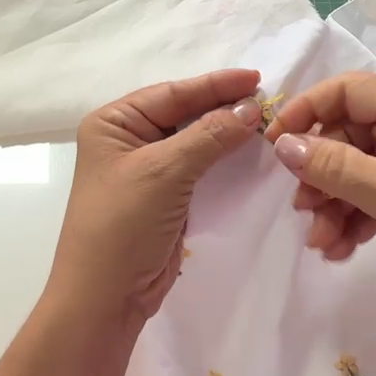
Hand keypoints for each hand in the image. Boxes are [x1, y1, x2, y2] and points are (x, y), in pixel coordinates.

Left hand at [48, 69, 264, 327]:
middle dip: (223, 106)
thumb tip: (251, 108)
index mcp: (113, 122)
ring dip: (227, 132)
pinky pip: (199, 167)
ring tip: (266, 120)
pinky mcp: (166, 196)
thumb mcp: (164, 172)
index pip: (171, 93)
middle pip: (184, 113)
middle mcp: (127, 139)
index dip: (214, 85)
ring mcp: (147, 169)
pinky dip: (223, 159)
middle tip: (269, 99)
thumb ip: (209, 135)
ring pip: (194, 140)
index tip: (256, 78)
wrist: (106, 298)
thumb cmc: (124, 224)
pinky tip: (250, 151)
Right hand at [263, 72, 375, 316]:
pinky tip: (338, 248)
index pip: (347, 90)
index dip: (306, 111)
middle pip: (346, 132)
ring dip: (332, 201)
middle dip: (319, 171)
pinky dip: (353, 216)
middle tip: (301, 209)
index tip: (274, 146)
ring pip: (354, 166)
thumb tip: (283, 146)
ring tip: (319, 241)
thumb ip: (338, 168)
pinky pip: (372, 191)